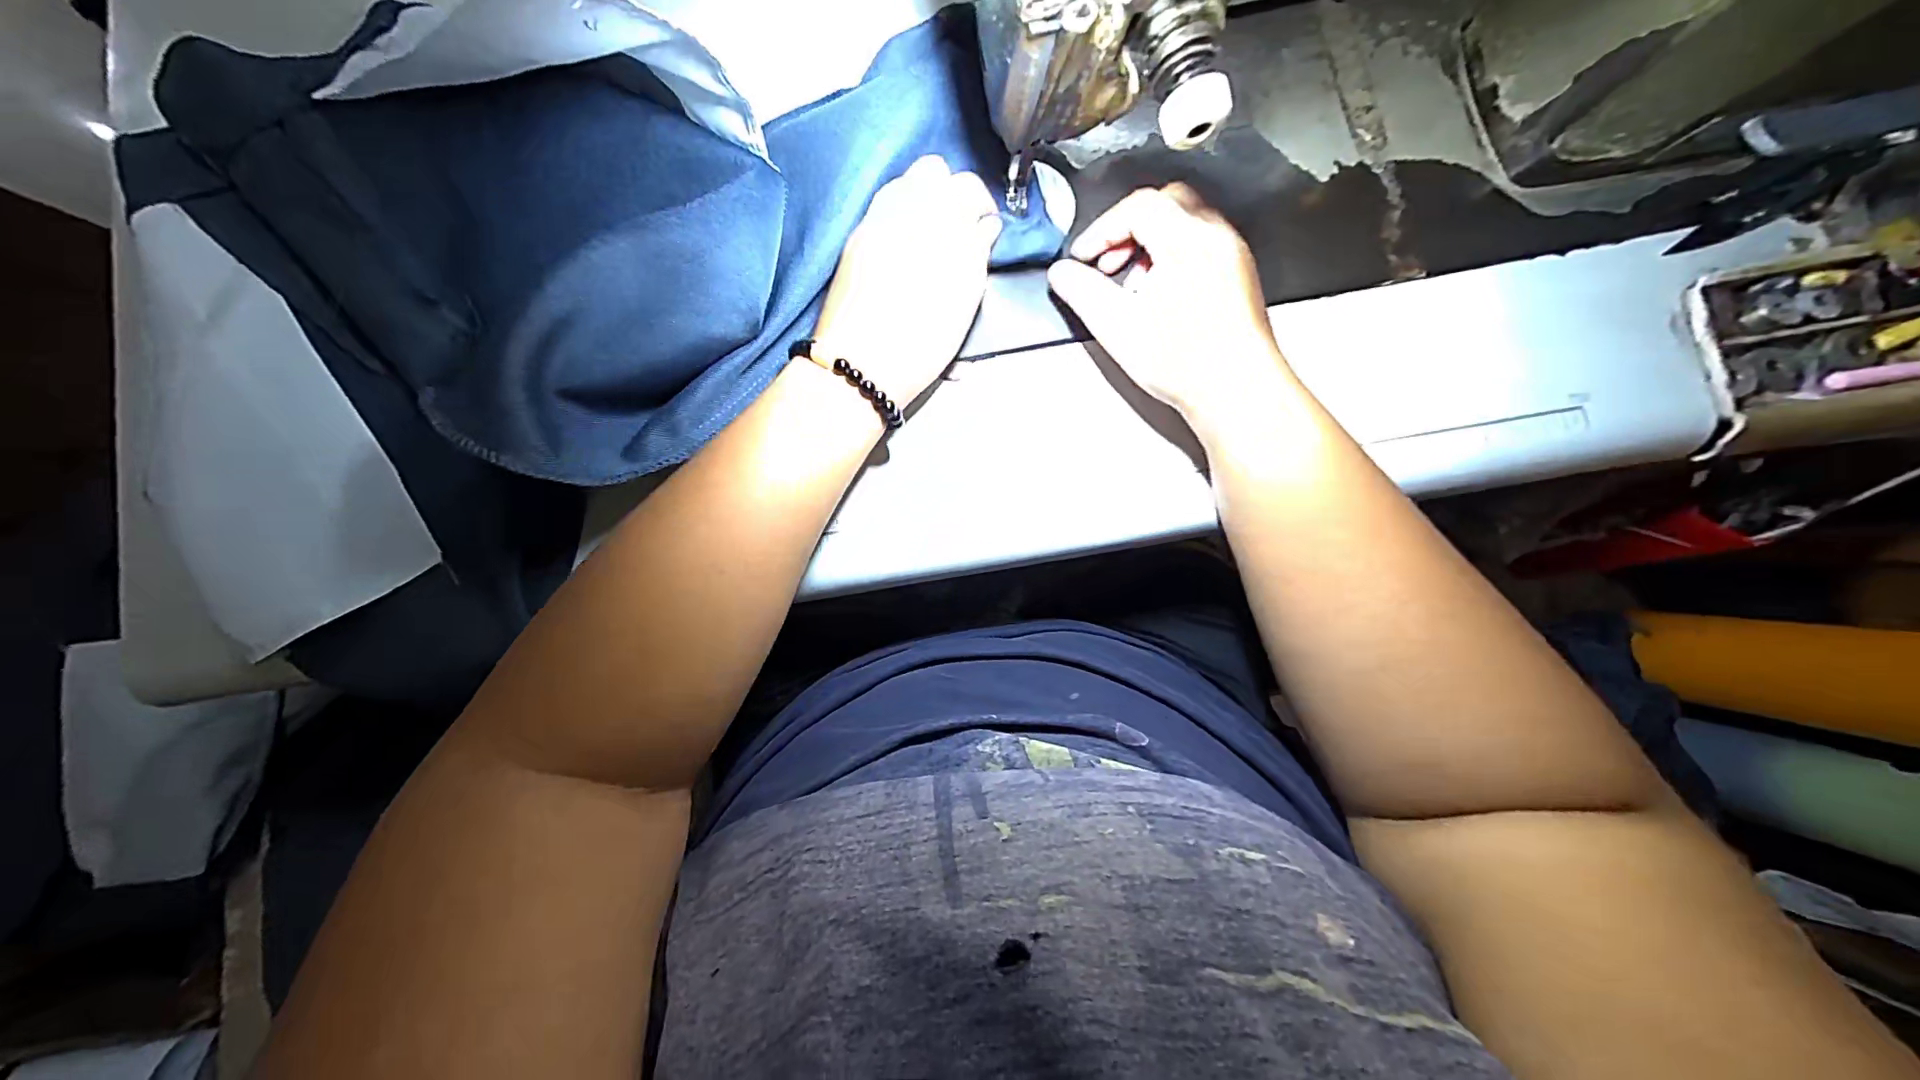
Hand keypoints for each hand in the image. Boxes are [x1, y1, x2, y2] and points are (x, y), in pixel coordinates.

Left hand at [810, 154, 1003, 411]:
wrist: (861, 364)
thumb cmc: (917, 346)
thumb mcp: (963, 303)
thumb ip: (978, 255)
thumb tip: (984, 228)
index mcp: (947, 229)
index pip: (970, 190)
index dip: (981, 207)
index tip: (984, 225)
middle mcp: (910, 213)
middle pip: (936, 174)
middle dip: (952, 192)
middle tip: (960, 223)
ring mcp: (879, 219)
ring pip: (908, 182)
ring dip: (925, 197)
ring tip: (932, 231)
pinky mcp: (856, 236)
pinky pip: (885, 203)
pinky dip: (901, 210)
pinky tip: (905, 239)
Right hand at [1047, 183, 1291, 424]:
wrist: (1236, 390)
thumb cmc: (1192, 364)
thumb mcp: (1117, 326)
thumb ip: (1082, 292)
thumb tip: (1063, 274)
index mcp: (1187, 241)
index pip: (1138, 207)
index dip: (1102, 229)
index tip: (1084, 256)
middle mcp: (1216, 239)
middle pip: (1165, 204)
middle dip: (1128, 229)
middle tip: (1106, 262)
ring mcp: (1232, 255)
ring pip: (1184, 223)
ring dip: (1150, 243)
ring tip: (1132, 285)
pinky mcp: (1239, 275)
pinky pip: (1201, 246)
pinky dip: (1173, 257)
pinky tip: (1159, 296)